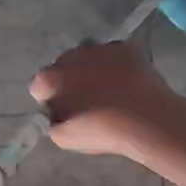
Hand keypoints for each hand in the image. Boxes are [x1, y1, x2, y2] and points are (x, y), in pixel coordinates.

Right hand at [29, 42, 185, 157]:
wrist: (147, 120)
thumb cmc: (101, 132)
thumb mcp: (64, 138)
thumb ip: (52, 122)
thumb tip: (56, 114)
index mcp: (49, 78)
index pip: (39, 87)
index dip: (49, 100)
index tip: (64, 112)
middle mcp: (69, 56)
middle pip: (62, 67)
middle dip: (69, 80)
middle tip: (87, 101)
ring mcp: (98, 48)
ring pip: (87, 57)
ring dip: (91, 68)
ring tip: (109, 90)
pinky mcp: (125, 46)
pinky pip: (113, 54)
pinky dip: (116, 64)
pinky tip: (126, 81)